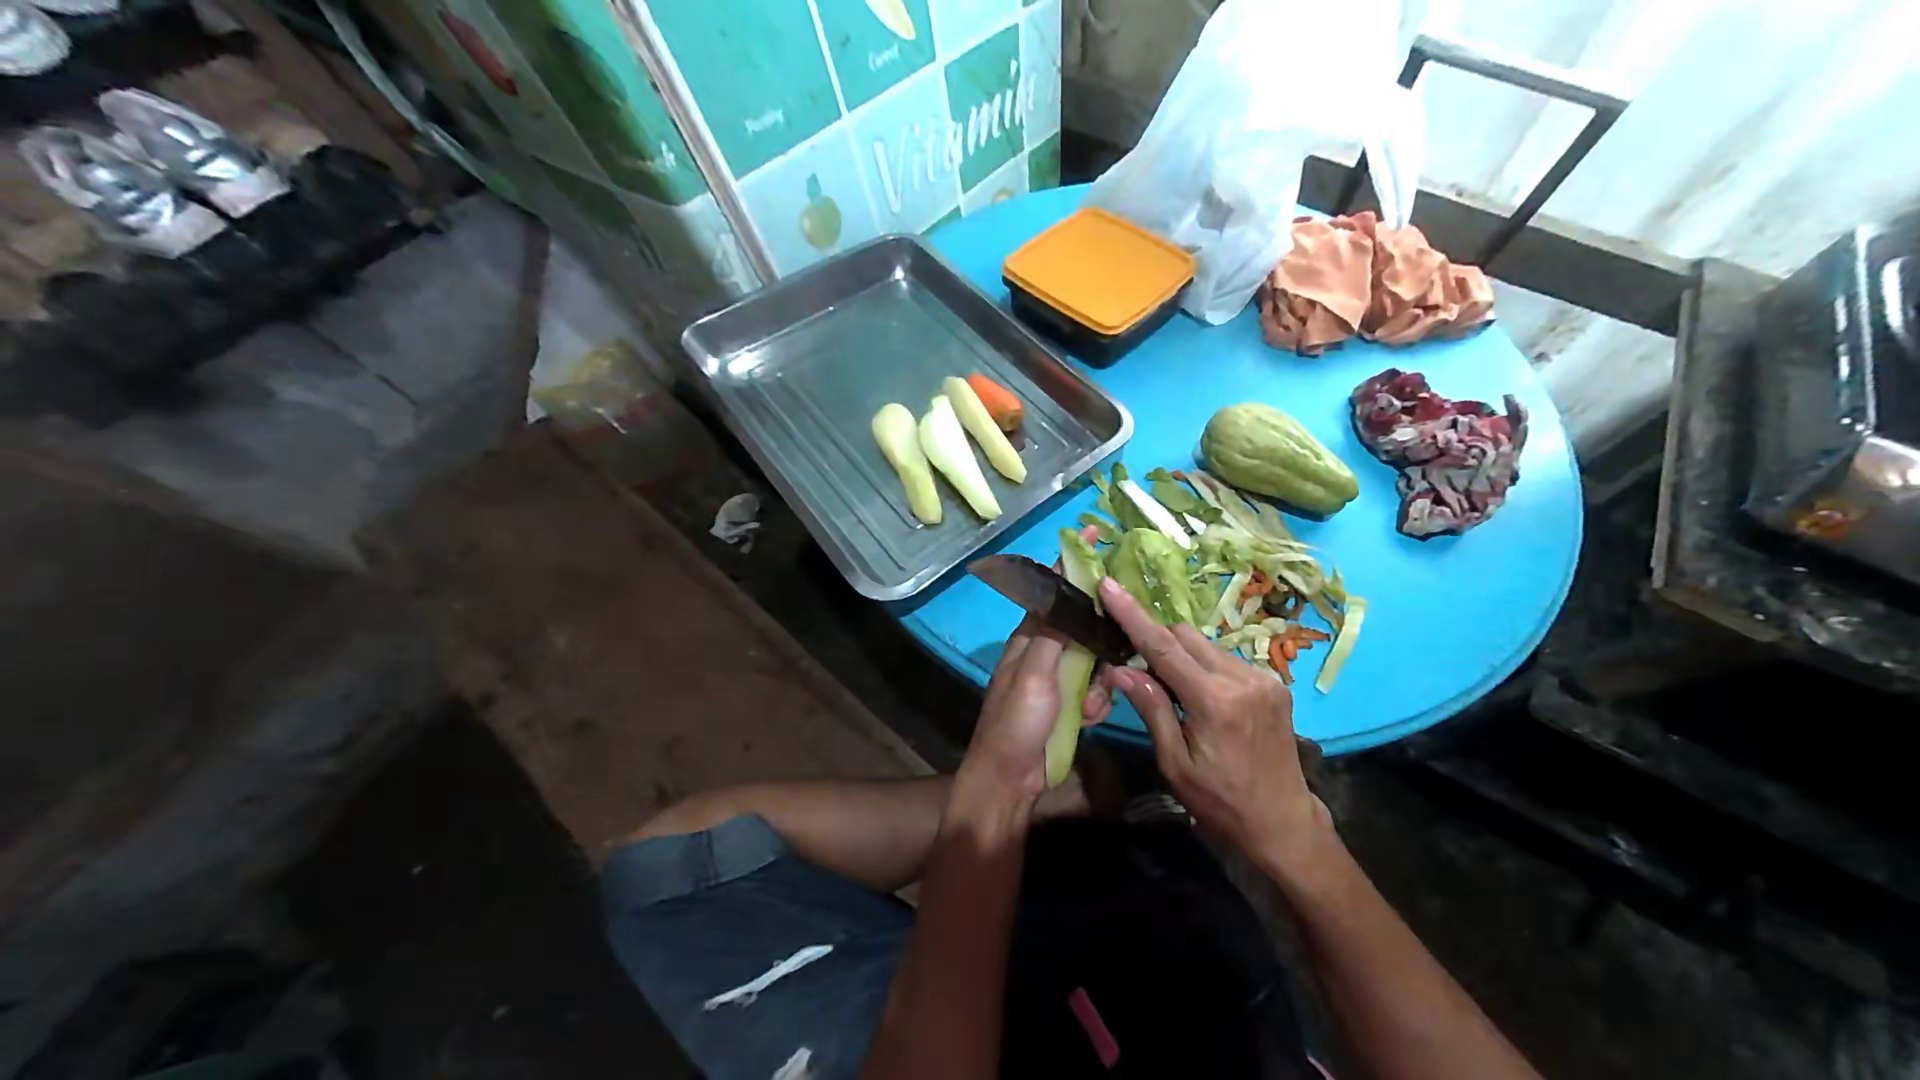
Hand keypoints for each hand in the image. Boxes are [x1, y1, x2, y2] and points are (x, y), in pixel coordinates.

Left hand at [958, 616, 1112, 810]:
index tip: (1111, 597)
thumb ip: (1051, 635)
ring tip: (1088, 706)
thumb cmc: (1017, 720)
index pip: (1055, 606)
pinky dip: (1095, 705)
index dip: (1080, 598)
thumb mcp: (1033, 674)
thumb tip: (1066, 591)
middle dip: (1098, 653)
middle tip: (1105, 670)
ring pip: (1093, 667)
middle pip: (1082, 637)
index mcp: (1027, 641)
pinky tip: (1089, 719)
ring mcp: (1057, 684)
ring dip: (1098, 686)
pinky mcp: (1069, 707)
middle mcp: (1043, 656)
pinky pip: (1094, 694)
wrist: (1012, 778)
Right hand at [1096, 576, 1334, 876]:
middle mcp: (1243, 679)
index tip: (1110, 584)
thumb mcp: (1174, 762)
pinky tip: (1199, 693)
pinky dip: (1203, 664)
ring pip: (1205, 644)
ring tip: (1170, 687)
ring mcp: (1264, 677)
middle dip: (1155, 639)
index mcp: (1215, 701)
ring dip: (1180, 653)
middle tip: (1134, 663)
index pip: (1163, 646)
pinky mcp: (1274, 682)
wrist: (1284, 823)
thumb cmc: (1220, 801)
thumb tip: (1119, 668)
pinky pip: (1225, 657)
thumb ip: (1151, 708)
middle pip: (1185, 635)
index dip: (1132, 614)